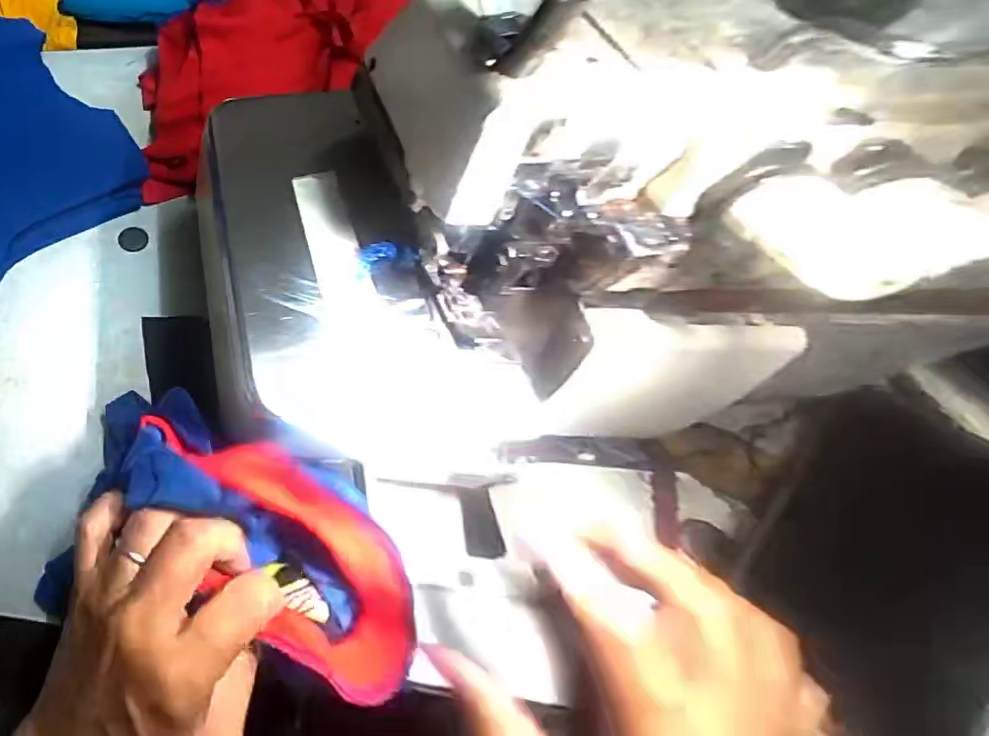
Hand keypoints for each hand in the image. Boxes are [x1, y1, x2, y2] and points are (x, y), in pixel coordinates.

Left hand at [17, 492, 284, 735]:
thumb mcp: (217, 727)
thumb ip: (241, 665)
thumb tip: (254, 605)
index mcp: (179, 671)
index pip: (240, 603)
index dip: (269, 589)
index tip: (272, 589)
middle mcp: (139, 620)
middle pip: (189, 540)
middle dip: (226, 536)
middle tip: (235, 558)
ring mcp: (103, 592)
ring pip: (146, 520)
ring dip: (180, 518)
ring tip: (194, 538)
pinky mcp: (78, 581)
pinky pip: (93, 521)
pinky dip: (117, 506)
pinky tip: (141, 515)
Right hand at [428, 524, 830, 735]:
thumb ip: (500, 717)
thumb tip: (441, 654)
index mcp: (661, 715)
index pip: (610, 617)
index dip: (568, 560)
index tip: (533, 523)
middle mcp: (729, 713)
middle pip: (699, 607)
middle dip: (641, 552)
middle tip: (588, 525)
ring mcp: (779, 728)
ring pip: (756, 630)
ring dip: (698, 583)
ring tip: (650, 561)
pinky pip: (796, 678)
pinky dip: (753, 638)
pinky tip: (723, 633)